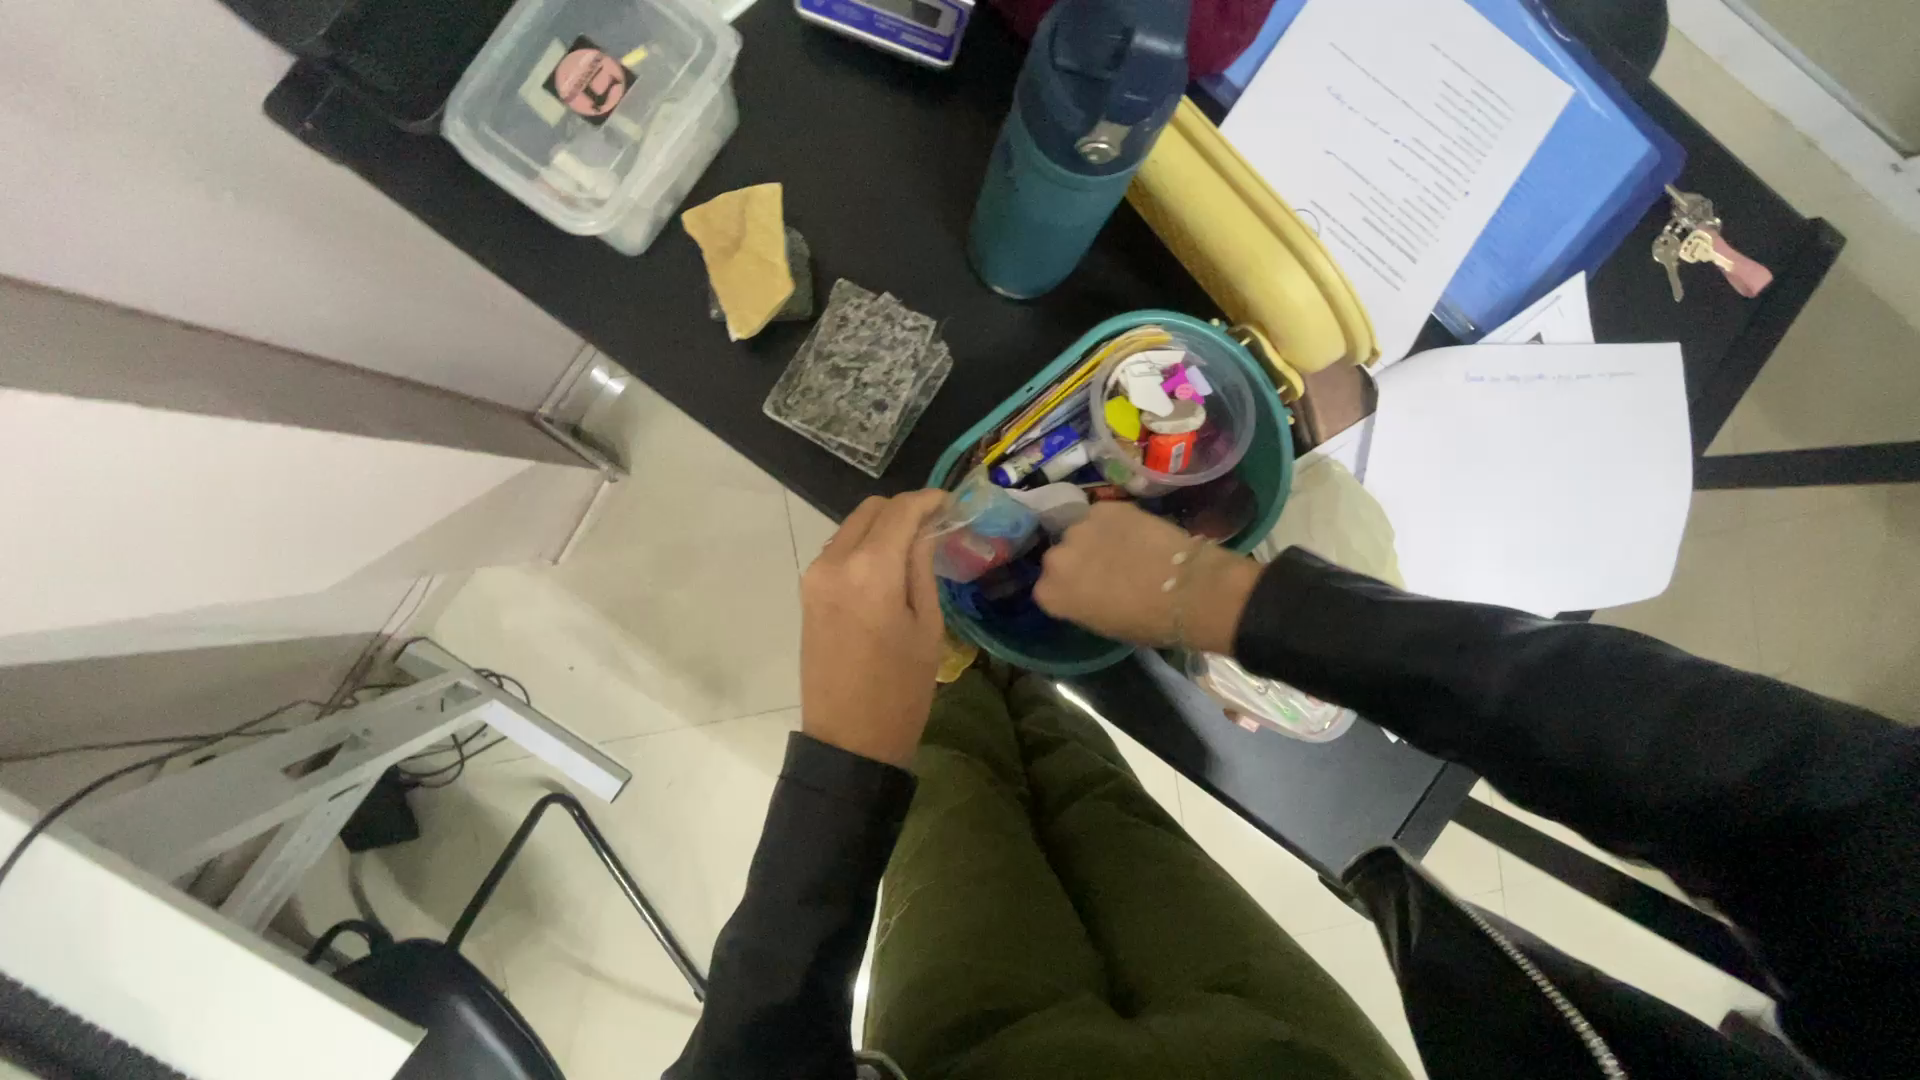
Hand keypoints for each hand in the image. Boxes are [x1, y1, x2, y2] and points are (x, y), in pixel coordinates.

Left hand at [800, 490, 949, 766]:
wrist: (848, 741)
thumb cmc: (900, 689)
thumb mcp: (927, 627)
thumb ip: (923, 568)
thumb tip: (926, 530)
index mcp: (871, 569)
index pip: (901, 510)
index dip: (930, 500)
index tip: (953, 504)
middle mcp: (835, 561)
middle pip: (871, 509)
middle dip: (905, 509)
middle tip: (937, 526)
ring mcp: (815, 576)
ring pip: (852, 527)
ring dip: (883, 527)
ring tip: (915, 547)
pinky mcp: (808, 592)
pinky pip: (839, 550)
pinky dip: (865, 546)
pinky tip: (888, 567)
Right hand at [1034, 503, 1261, 654]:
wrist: (1187, 590)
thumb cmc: (1147, 621)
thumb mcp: (1102, 623)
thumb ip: (1080, 602)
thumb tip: (1086, 589)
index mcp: (1050, 594)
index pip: (1046, 588)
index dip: (1067, 588)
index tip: (1085, 592)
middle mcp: (1056, 558)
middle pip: (1059, 556)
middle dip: (1077, 560)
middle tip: (1104, 569)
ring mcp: (1079, 528)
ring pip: (1080, 532)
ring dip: (1095, 539)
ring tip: (1123, 547)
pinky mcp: (1105, 507)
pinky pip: (1102, 514)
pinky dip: (1114, 522)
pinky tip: (1136, 532)